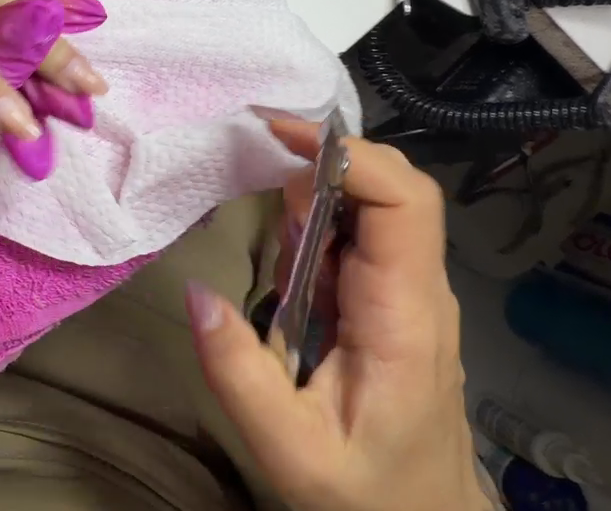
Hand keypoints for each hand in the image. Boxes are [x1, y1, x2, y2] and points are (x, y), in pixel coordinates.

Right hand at [187, 124, 492, 510]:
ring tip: (274, 257)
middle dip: (321, 158)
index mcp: (403, 317)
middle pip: (389, 186)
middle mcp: (415, 290)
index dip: (347, 153)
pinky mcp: (386, 294)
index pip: (403, 202)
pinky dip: (309, 223)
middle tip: (254, 164)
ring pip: (367, 202)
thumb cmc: (368, 489)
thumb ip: (238, 373)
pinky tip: (287, 273)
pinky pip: (352, 232)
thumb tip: (195, 292)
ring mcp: (406, 290)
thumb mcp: (291, 449)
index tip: (278, 135)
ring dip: (309, 197)